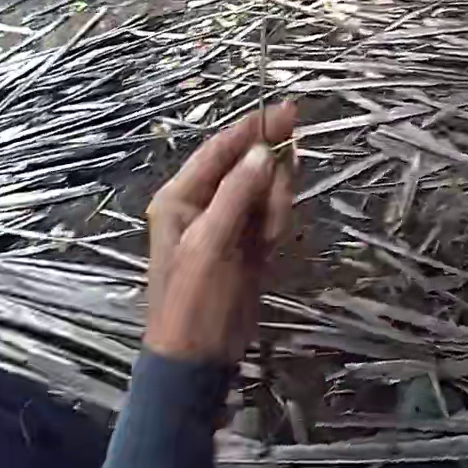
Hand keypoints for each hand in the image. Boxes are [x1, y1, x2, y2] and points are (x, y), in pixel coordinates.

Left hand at [144, 103, 297, 363]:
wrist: (199, 356)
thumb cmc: (195, 299)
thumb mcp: (211, 243)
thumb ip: (236, 194)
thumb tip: (264, 152)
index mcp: (180, 196)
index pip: (219, 150)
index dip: (252, 129)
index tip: (287, 110)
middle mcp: (202, 202)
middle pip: (245, 167)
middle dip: (267, 179)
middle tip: (273, 207)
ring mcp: (227, 222)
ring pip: (263, 190)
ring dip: (273, 204)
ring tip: (267, 236)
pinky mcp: (247, 241)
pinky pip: (269, 213)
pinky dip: (275, 220)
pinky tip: (271, 238)